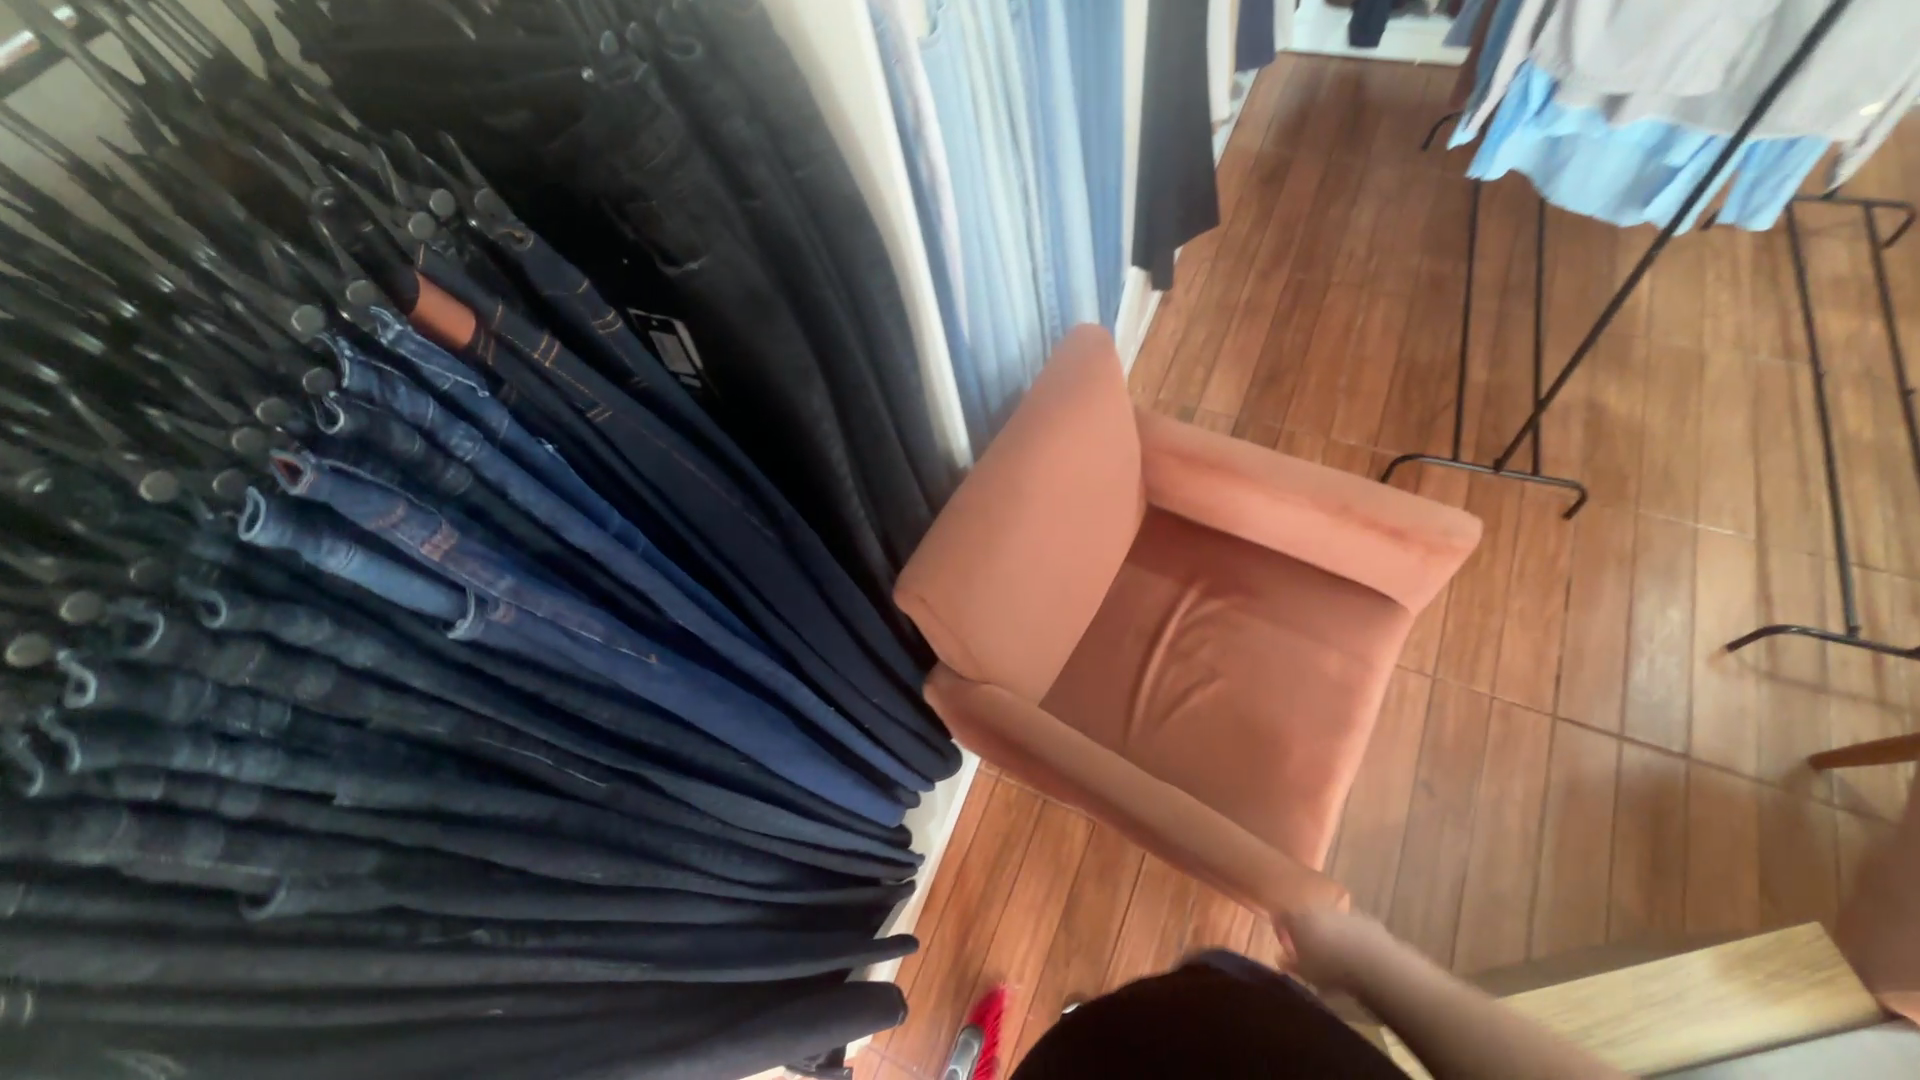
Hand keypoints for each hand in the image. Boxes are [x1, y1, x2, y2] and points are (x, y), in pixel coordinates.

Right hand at [1275, 907, 1397, 993]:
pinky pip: (1351, 928)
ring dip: (1330, 933)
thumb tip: (1281, 957)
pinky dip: (1350, 938)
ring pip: (1331, 921)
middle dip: (1308, 930)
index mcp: (1298, 918)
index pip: (1283, 916)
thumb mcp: (1304, 972)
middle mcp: (1318, 909)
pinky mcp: (1365, 920)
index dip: (1282, 928)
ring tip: (1335, 955)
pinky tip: (1355, 956)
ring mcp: (1343, 913)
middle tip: (1311, 950)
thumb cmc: (1330, 968)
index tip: (1286, 944)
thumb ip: (1290, 963)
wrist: (1374, 964)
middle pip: (1308, 916)